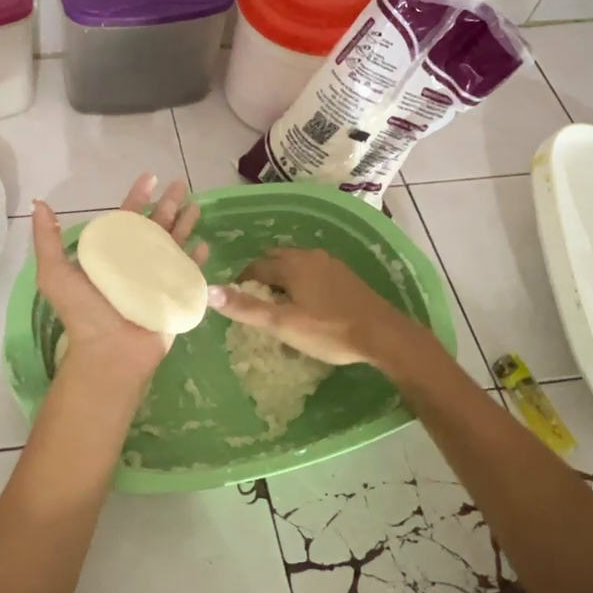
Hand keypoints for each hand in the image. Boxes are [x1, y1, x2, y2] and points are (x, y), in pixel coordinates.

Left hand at [32, 175, 208, 371]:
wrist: (110, 351)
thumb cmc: (83, 312)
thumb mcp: (55, 272)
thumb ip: (47, 239)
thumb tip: (39, 203)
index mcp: (109, 255)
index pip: (126, 219)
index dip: (138, 197)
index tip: (150, 177)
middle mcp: (134, 263)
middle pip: (155, 227)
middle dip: (168, 204)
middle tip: (182, 183)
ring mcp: (156, 279)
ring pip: (174, 244)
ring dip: (185, 224)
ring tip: (197, 204)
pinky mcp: (174, 296)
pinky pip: (189, 273)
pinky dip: (197, 259)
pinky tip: (204, 244)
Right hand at [206, 248, 426, 367]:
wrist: (383, 335)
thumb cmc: (329, 330)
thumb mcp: (282, 324)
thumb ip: (246, 308)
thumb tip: (208, 291)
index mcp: (291, 264)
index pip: (255, 267)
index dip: (242, 283)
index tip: (239, 303)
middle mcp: (309, 256)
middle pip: (276, 261)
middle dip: (262, 278)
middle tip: (257, 304)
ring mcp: (331, 265)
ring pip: (296, 266)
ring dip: (283, 280)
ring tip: (280, 306)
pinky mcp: (346, 277)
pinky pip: (314, 273)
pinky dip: (303, 283)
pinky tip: (308, 306)